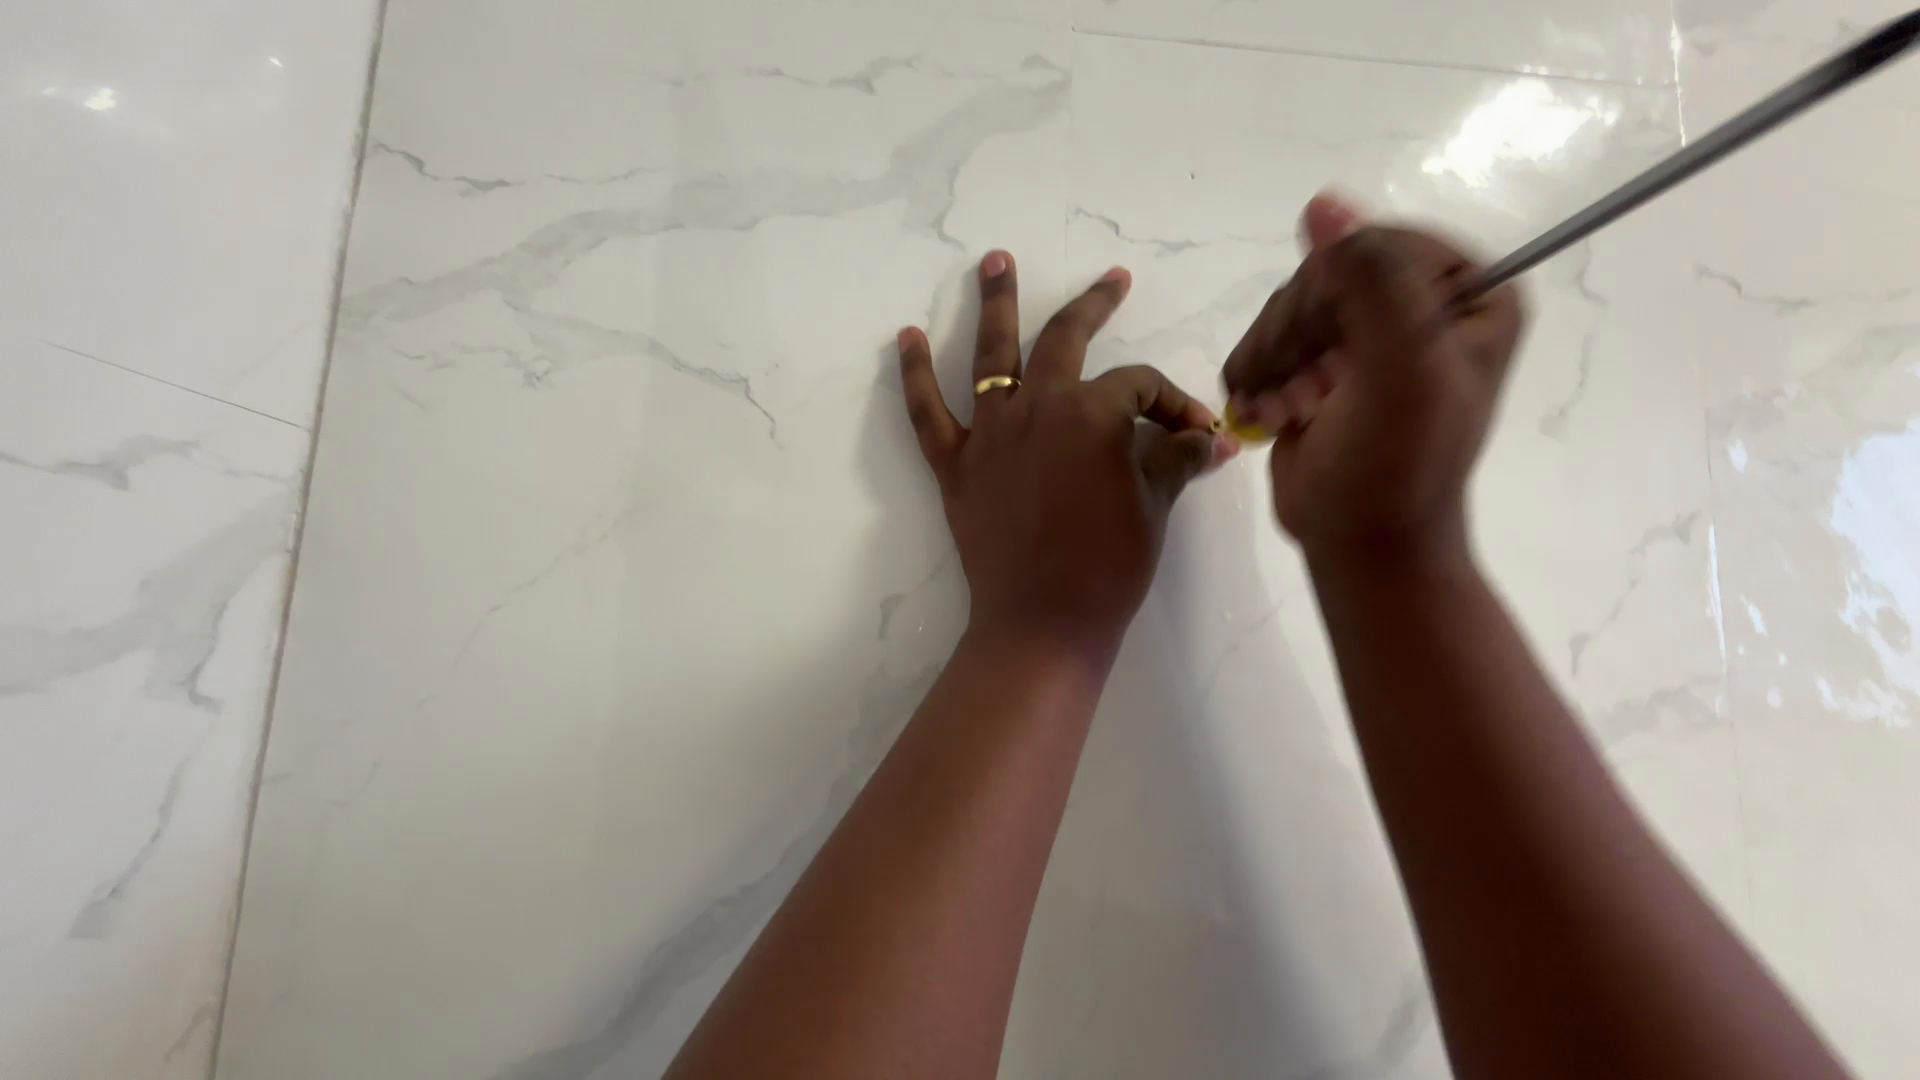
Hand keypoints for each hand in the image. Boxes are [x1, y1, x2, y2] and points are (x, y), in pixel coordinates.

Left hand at [899, 251, 1235, 661]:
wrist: (1044, 620)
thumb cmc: (1109, 566)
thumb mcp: (1154, 506)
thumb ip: (1175, 460)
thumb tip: (1209, 440)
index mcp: (1092, 413)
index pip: (1139, 386)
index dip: (1173, 403)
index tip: (1193, 432)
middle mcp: (1037, 407)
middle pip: (1065, 339)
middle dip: (1092, 304)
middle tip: (1110, 281)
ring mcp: (990, 433)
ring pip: (991, 355)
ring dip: (994, 304)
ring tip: (993, 261)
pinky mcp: (955, 465)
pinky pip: (927, 413)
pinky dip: (914, 374)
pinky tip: (906, 338)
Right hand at [1221, 195, 1525, 559]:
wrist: (1360, 542)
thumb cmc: (1393, 466)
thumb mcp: (1399, 373)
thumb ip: (1371, 284)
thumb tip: (1321, 203)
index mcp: (1468, 295)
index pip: (1377, 244)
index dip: (1334, 291)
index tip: (1326, 353)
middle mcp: (1420, 307)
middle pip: (1325, 276)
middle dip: (1295, 337)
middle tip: (1300, 393)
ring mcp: (1367, 337)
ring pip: (1288, 309)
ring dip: (1269, 363)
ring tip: (1279, 412)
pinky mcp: (1322, 368)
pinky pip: (1270, 341)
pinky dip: (1255, 378)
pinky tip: (1265, 414)